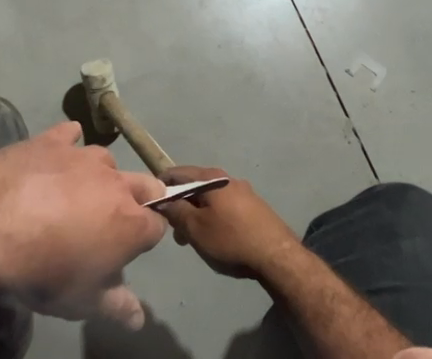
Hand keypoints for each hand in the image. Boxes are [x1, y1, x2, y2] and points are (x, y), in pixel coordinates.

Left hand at [0, 122, 167, 325]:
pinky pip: (69, 133)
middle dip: (138, 199)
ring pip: (105, 160)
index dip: (144, 237)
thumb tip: (138, 317)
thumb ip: (116, 305)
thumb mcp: (81, 302)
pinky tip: (60, 149)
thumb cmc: (43, 271)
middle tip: (113, 219)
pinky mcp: (49, 140)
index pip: (156, 225)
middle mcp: (113, 181)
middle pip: (144, 184)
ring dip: (101, 175)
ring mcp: (81, 156)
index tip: (127, 249)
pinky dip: (69, 141)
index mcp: (129, 222)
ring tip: (79, 192)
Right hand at [156, 166, 301, 279]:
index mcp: (212, 178)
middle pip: (195, 187)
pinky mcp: (256, 208)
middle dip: (181, 206)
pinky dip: (215, 218)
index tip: (153, 204)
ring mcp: (244, 192)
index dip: (161, 186)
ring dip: (198, 215)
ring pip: (211, 199)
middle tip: (176, 232)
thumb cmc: (231, 240)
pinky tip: (217, 239)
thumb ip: (175, 211)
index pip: (177, 173)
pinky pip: (226, 208)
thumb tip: (160, 198)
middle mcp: (227, 178)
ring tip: (195, 240)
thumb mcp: (195, 228)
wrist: (278, 258)